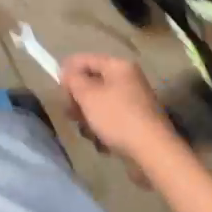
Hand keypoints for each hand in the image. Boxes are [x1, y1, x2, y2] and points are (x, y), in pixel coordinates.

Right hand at [60, 53, 176, 154]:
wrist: (153, 151)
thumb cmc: (117, 118)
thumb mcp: (87, 95)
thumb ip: (72, 79)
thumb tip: (66, 72)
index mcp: (118, 66)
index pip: (84, 59)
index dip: (67, 72)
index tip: (58, 91)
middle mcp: (128, 79)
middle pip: (92, 81)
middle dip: (78, 97)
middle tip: (70, 112)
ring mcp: (134, 100)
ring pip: (99, 101)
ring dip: (88, 115)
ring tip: (86, 129)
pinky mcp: (136, 120)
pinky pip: (110, 116)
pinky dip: (101, 126)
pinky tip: (100, 139)